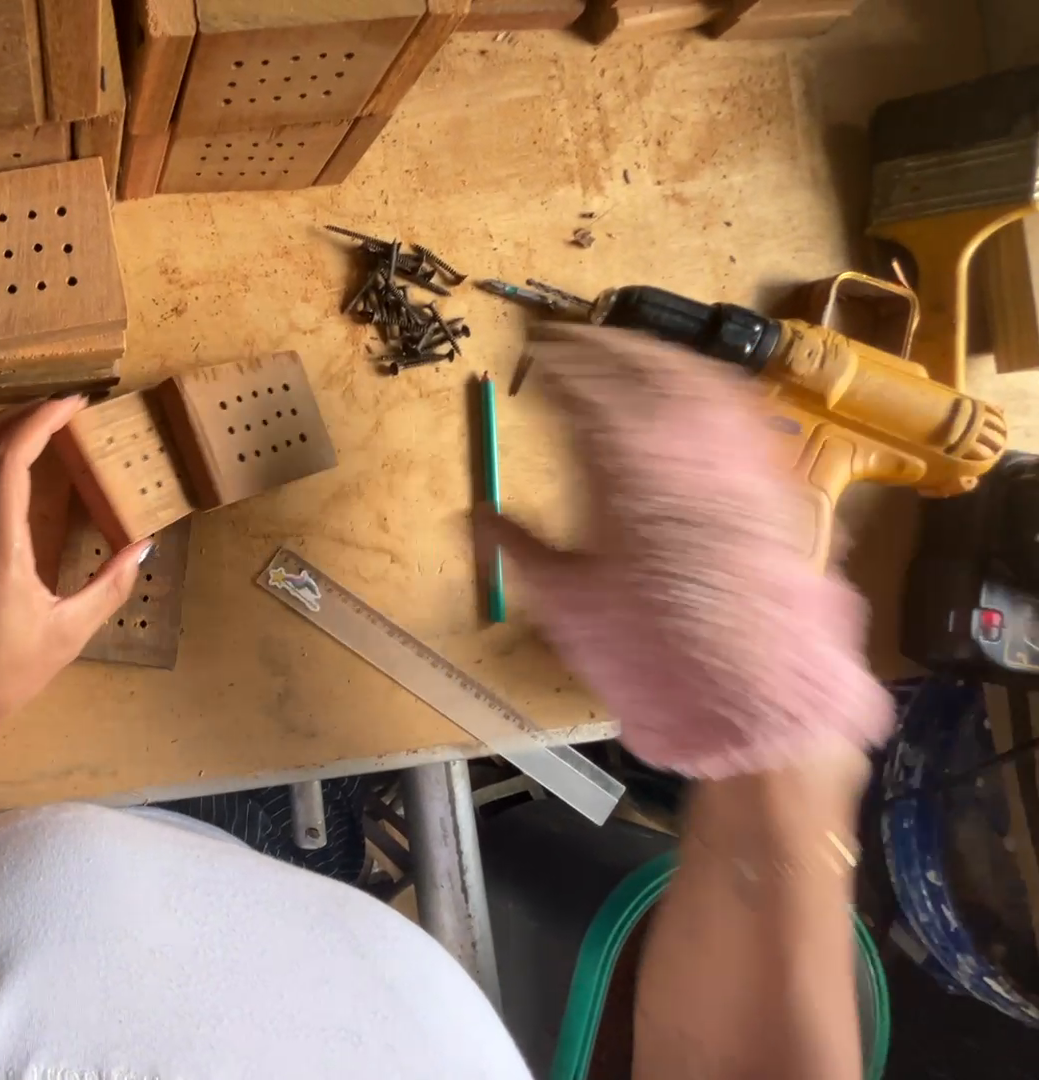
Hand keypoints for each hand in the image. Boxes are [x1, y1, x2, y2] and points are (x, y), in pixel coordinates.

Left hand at [0, 397, 149, 738]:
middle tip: (62, 408)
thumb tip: (143, 546)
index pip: (8, 460)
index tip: (74, 404)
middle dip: (19, 413)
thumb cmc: (0, 677)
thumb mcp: (67, 635)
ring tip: (40, 426)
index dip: (40, 421)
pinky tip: (14, 468)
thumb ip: (108, 587)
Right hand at [477, 324, 893, 778]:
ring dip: (659, 358)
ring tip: (626, 347)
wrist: (750, 699)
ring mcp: (736, 474)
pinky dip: (712, 391)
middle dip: (604, 346)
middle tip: (569, 336)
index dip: (556, 369)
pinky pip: (744, 418)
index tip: (533, 353)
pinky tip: (695, 391)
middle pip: (646, 376)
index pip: (584, 401)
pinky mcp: (772, 492)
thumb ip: (518, 545)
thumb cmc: (646, 653)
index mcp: (620, 486)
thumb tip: (476, 517)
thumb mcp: (562, 600)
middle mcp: (684, 466)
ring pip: (703, 386)